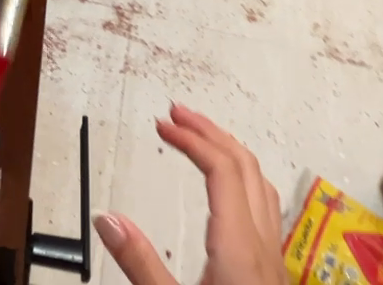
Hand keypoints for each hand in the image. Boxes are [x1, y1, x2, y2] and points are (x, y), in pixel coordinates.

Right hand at [92, 104, 284, 284]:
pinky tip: (224, 195)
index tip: (160, 123)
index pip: (222, 168)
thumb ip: (140, 265)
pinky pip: (264, 208)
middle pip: (246, 166)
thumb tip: (107, 217)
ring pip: (262, 186)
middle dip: (210, 132)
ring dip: (229, 152)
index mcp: (239, 248)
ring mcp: (275, 262)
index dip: (191, 137)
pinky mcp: (274, 277)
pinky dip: (241, 180)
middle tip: (176, 115)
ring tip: (198, 139)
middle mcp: (263, 247)